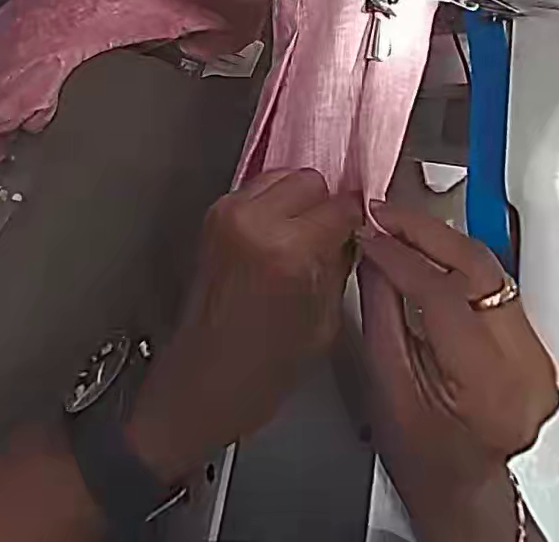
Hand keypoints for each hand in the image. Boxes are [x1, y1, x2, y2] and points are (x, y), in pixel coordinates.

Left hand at [125, 169, 360, 480]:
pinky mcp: (214, 215)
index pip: (341, 205)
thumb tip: (352, 230)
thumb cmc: (266, 367)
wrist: (201, 382)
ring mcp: (229, 213)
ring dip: (297, 200)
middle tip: (327, 234)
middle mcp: (256, 221)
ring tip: (298, 234)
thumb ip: (340, 262)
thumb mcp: (325, 319)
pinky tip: (275, 235)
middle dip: (324, 205)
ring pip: (283, 175)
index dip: (354, 218)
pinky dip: (272, 203)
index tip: (357, 228)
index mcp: (290, 250)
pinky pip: (257, 189)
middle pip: (310, 180)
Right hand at [358, 202, 558, 541]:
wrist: (460, 488)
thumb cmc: (421, 456)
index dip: (400, 256)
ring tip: (399, 225)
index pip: (443, 295)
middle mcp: (525, 367)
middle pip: (475, 267)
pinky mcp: (533, 339)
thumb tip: (375, 249)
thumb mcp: (386, 383)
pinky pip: (493, 280)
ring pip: (487, 266)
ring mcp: (536, 352)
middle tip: (385, 213)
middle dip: (423, 231)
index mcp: (488, 389)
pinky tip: (427, 246)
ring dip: (439, 238)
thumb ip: (381, 308)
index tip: (371, 233)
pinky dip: (456, 258)